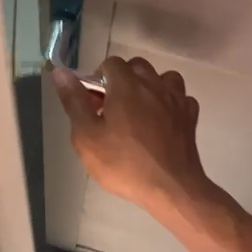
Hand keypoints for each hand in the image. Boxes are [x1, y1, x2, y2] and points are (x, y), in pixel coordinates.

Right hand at [52, 56, 216, 213]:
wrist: (170, 188)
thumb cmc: (124, 163)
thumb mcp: (87, 137)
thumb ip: (74, 102)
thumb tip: (61, 72)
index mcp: (127, 86)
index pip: (111, 63)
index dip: (99, 79)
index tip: (95, 103)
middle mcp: (154, 84)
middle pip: (137, 67)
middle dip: (123, 80)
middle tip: (114, 109)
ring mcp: (176, 99)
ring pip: (163, 78)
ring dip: (150, 87)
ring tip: (140, 111)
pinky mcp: (191, 116)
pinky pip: (181, 98)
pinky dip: (170, 103)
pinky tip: (163, 121)